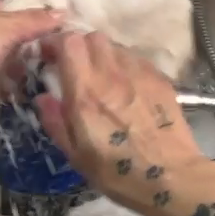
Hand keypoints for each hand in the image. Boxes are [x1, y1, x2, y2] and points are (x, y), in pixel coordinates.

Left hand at [0, 0, 66, 155]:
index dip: (17, 0)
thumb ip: (37, 20)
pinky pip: (4, 72)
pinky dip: (17, 75)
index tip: (44, 8)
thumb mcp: (8, 25)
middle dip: (26, 32)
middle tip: (54, 35)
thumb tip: (66, 14)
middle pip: (4, 25)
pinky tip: (34, 75)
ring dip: (24, 56)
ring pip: (6, 50)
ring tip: (50, 56)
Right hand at [33, 31, 211, 213]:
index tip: (49, 56)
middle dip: (79, 46)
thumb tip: (43, 98)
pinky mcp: (160, 80)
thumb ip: (55, 122)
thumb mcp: (76, 156)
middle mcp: (111, 75)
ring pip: (116, 46)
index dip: (55, 43)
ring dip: (103, 56)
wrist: (172, 178)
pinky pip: (136, 60)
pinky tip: (127, 87)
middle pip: (92, 37)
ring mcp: (139, 75)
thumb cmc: (118, 173)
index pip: (68, 43)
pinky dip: (125, 66)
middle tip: (75, 67)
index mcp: (85, 93)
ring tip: (102, 77)